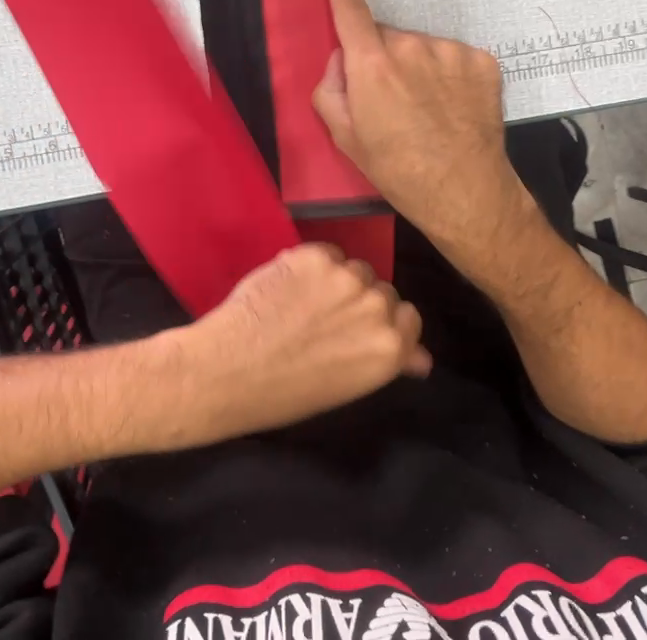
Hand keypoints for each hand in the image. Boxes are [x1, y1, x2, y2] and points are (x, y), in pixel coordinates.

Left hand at [167, 243, 429, 441]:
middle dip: (359, 302)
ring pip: (353, 269)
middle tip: (325, 319)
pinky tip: (286, 286)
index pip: (408, 317)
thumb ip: (387, 362)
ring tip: (302, 302)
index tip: (359, 329)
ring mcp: (344, 278)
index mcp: (390, 348)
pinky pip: (325, 253)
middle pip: (381, 290)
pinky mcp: (313, 256)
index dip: (384, 322)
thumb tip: (420, 358)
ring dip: (335, 281)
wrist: (226, 371)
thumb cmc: (283, 393)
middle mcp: (376, 308)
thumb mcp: (346, 386)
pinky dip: (309, 266)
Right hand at [311, 0, 534, 253]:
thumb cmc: (397, 170)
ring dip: (417, 70)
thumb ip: (331, 88)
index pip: (350, 9)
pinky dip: (448, 77)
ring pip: (420, 49)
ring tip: (426, 113)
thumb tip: (342, 61)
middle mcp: (411, 47)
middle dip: (382, 61)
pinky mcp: (482, 62)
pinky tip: (451, 109)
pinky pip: (452, 58)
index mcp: (371, 64)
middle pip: (385, 39)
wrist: (465, 192)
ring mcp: (450, 52)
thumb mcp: (344, 137)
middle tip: (390, 106)